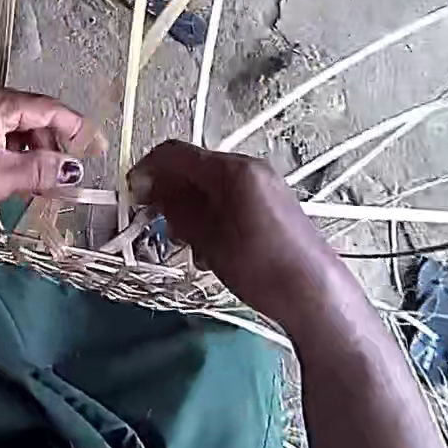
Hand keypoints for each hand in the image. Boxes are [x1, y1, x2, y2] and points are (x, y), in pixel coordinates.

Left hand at [0, 87, 104, 247]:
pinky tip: (8, 180)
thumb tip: (75, 170)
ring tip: (36, 186)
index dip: (72, 126)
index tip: (94, 148)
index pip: (43, 107)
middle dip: (47, 146)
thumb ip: (41, 169)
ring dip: (25, 154)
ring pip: (5, 129)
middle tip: (62, 179)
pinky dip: (3, 156)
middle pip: (25, 116)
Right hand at [128, 140, 355, 328]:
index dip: (147, 169)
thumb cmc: (258, 265)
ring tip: (185, 239)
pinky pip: (230, 195)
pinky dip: (211, 211)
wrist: (314, 294)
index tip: (132, 193)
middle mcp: (249, 166)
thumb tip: (153, 189)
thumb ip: (176, 208)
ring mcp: (263, 182)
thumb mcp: (207, 238)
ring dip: (190, 205)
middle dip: (169, 190)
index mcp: (232, 169)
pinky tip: (209, 244)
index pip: (175, 153)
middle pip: (194, 166)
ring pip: (211, 183)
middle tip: (155, 220)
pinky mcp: (272, 200)